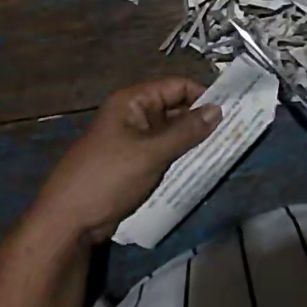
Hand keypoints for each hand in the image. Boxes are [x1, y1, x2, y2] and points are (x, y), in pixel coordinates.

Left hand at [27, 78, 221, 243]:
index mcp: (134, 101)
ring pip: (173, 134)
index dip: (203, 95)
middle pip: (176, 109)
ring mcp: (135, 140)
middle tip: (236, 132)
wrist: (70, 219)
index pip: (177, 86)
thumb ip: (186, 131)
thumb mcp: (151, 152)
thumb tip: (218, 110)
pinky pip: (166, 153)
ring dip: (195, 141)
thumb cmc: (109, 176)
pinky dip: (183, 158)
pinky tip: (204, 167)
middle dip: (203, 120)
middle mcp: (135, 115)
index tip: (233, 108)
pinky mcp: (136, 164)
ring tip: (228, 149)